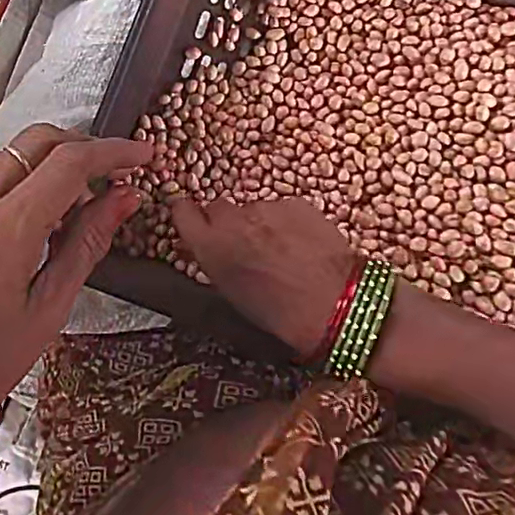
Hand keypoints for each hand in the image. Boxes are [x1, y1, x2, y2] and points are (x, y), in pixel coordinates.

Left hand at [0, 124, 152, 440]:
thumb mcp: (47, 309)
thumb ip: (88, 243)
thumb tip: (122, 200)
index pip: (68, 163)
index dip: (113, 152)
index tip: (139, 155)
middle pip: (37, 141)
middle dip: (84, 147)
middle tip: (114, 173)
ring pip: (11, 155)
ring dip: (53, 165)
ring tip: (79, 206)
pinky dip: (23, 182)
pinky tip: (39, 218)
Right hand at [169, 197, 358, 361]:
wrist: (331, 301)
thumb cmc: (277, 311)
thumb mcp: (231, 292)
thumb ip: (215, 260)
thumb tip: (210, 247)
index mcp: (210, 245)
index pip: (182, 211)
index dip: (189, 215)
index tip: (194, 220)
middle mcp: (233, 219)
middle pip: (219, 208)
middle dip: (227, 222)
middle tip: (244, 245)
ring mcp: (265, 207)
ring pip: (254, 209)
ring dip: (261, 224)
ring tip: (281, 251)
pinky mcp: (295, 202)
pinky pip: (283, 208)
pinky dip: (288, 221)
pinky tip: (301, 244)